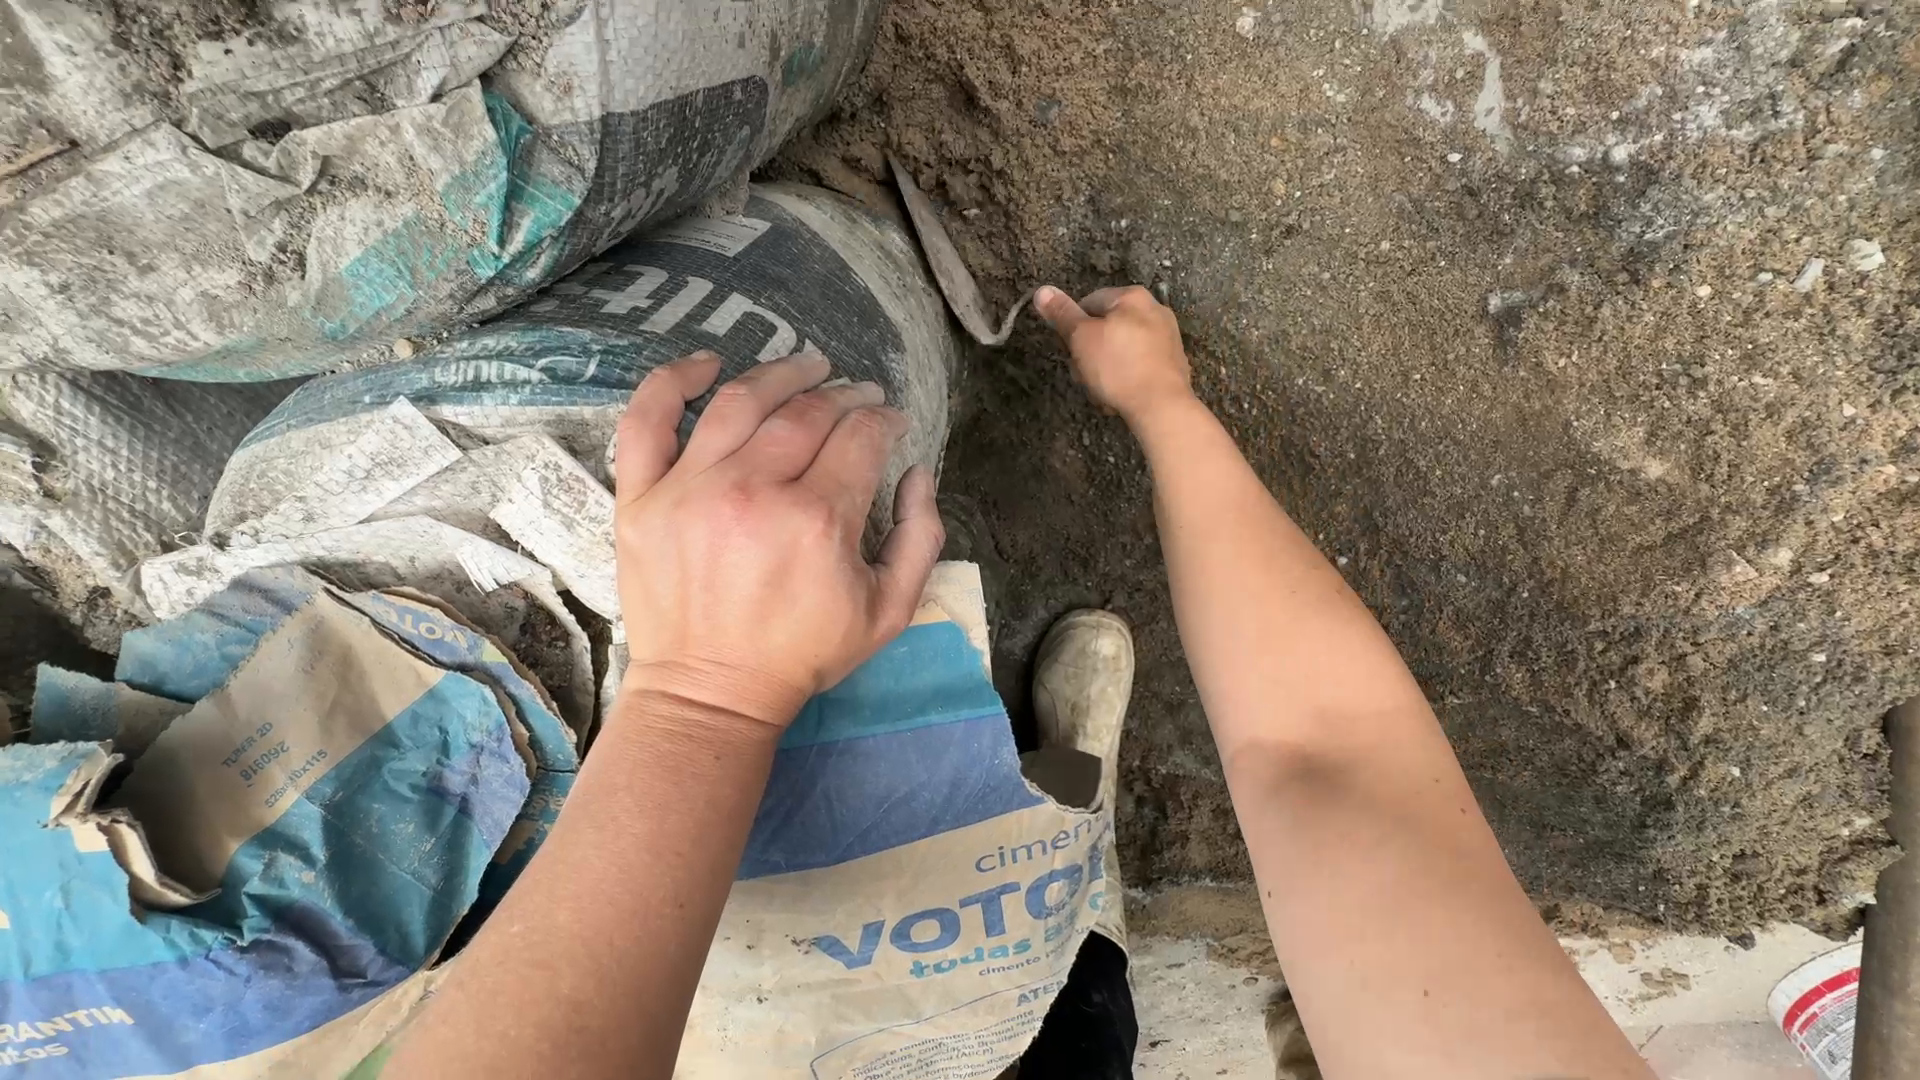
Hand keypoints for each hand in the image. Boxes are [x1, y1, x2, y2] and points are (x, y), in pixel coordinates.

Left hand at [611, 349, 944, 730]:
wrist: (710, 693)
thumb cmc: (804, 653)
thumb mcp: (889, 611)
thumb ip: (920, 537)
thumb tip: (917, 472)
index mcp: (819, 520)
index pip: (861, 437)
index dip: (884, 419)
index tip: (891, 421)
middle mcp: (754, 491)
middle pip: (807, 413)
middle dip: (844, 395)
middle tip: (858, 395)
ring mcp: (689, 490)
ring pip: (741, 401)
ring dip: (781, 373)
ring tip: (807, 365)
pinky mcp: (641, 499)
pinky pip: (647, 421)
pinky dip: (674, 381)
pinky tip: (707, 364)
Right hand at [1035, 285, 1194, 424]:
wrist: (1161, 405)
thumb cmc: (1117, 367)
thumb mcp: (1081, 337)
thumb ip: (1061, 314)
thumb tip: (1042, 291)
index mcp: (1132, 297)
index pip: (1088, 302)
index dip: (1072, 327)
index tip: (1069, 350)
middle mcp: (1155, 310)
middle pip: (1106, 327)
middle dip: (1089, 352)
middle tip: (1083, 374)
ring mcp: (1167, 338)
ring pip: (1121, 350)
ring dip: (1104, 369)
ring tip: (1101, 390)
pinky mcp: (1172, 364)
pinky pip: (1138, 366)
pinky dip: (1125, 378)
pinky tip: (1119, 395)